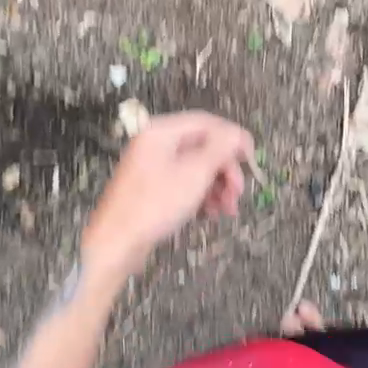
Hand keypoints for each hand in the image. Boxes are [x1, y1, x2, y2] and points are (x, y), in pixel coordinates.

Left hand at [81, 112, 253, 278]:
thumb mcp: (195, 173)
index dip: (233, 138)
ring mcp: (154, 168)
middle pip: (204, 148)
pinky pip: (186, 184)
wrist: (117, 244)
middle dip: (226, 170)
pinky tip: (211, 213)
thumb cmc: (153, 206)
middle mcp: (156, 145)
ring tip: (227, 209)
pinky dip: (202, 196)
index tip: (251, 157)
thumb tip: (239, 133)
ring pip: (198, 168)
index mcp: (162, 133)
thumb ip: (221, 148)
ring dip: (218, 187)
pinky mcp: (153, 189)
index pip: (208, 123)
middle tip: (238, 191)